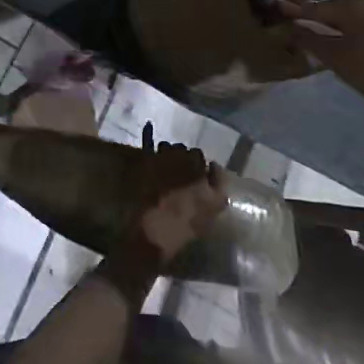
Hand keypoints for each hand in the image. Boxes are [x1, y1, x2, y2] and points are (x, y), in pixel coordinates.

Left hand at [133, 125, 221, 259]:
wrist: (151, 234)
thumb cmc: (184, 225)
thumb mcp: (212, 208)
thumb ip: (218, 184)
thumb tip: (215, 165)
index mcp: (199, 168)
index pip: (199, 157)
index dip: (197, 166)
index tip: (194, 175)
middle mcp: (181, 158)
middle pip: (184, 151)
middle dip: (182, 158)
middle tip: (178, 172)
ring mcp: (161, 159)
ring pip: (168, 147)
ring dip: (168, 153)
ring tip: (164, 165)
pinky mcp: (144, 162)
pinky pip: (149, 144)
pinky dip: (149, 137)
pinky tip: (149, 129)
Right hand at [268, 0, 363, 108]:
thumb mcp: (333, 55)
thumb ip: (308, 37)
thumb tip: (289, 27)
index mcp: (354, 4)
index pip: (317, 7)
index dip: (294, 10)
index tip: (274, 3)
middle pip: (332, 8)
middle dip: (313, 15)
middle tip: (291, 19)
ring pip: (347, 15)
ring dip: (329, 23)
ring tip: (310, 30)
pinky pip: (360, 21)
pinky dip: (345, 28)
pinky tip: (336, 37)